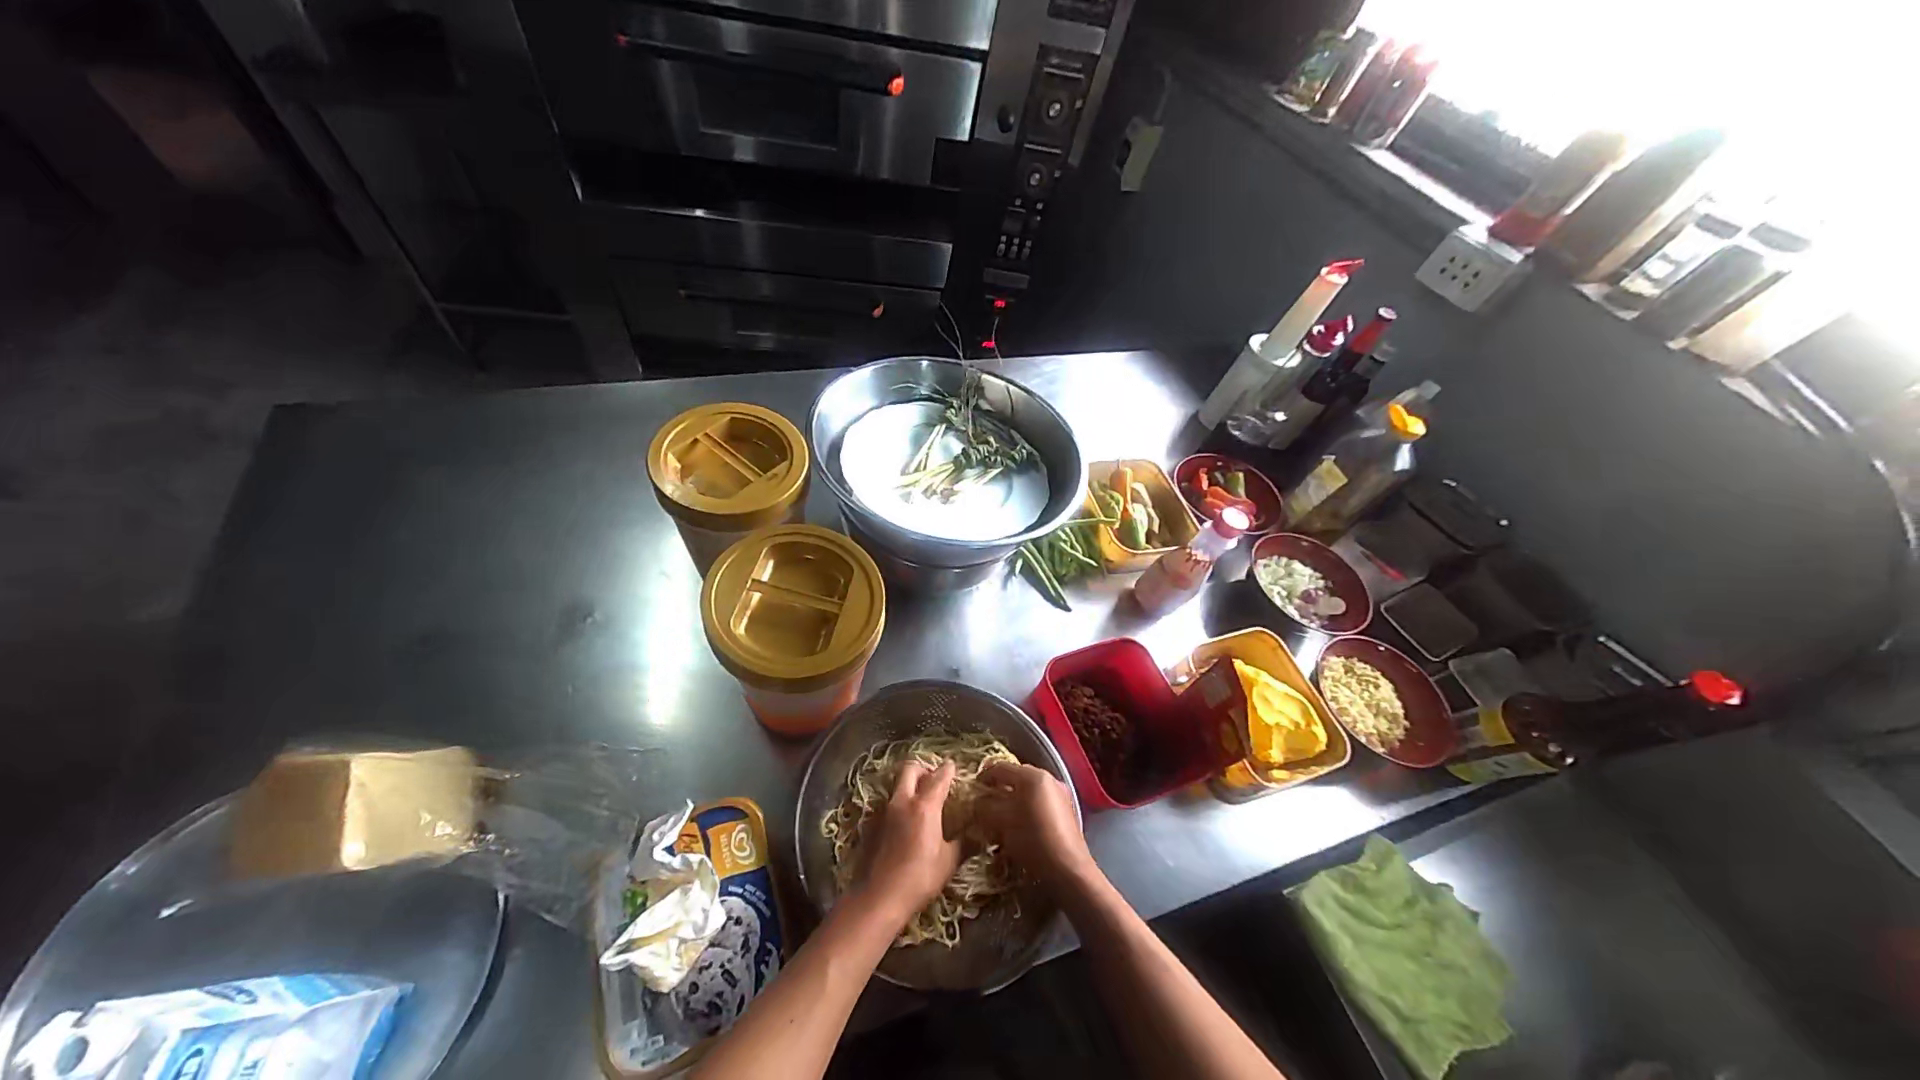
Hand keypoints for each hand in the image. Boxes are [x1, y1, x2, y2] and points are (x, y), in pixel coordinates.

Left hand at [860, 761, 960, 915]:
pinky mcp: (871, 824)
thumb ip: (965, 843)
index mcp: (924, 806)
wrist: (877, 897)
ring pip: (897, 785)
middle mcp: (902, 801)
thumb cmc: (919, 878)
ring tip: (921, 802)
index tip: (953, 767)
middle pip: (911, 768)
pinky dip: (899, 805)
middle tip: (934, 780)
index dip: (948, 769)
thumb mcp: (949, 862)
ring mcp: (883, 811)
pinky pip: (887, 804)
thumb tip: (979, 835)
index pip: (939, 776)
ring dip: (909, 786)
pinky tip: (905, 824)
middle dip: (924, 768)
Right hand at [976, 762, 1098, 896]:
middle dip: (998, 790)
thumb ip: (984, 807)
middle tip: (985, 806)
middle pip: (1015, 778)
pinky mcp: (1066, 812)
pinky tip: (1020, 829)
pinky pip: (1040, 803)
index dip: (983, 777)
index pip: (1000, 767)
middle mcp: (1049, 779)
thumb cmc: (1032, 840)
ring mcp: (1060, 795)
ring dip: (1012, 802)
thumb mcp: (1001, 822)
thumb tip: (977, 801)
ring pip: (1028, 792)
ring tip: (1001, 820)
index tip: (972, 791)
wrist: (1068, 870)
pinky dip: (1026, 810)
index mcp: (1033, 776)